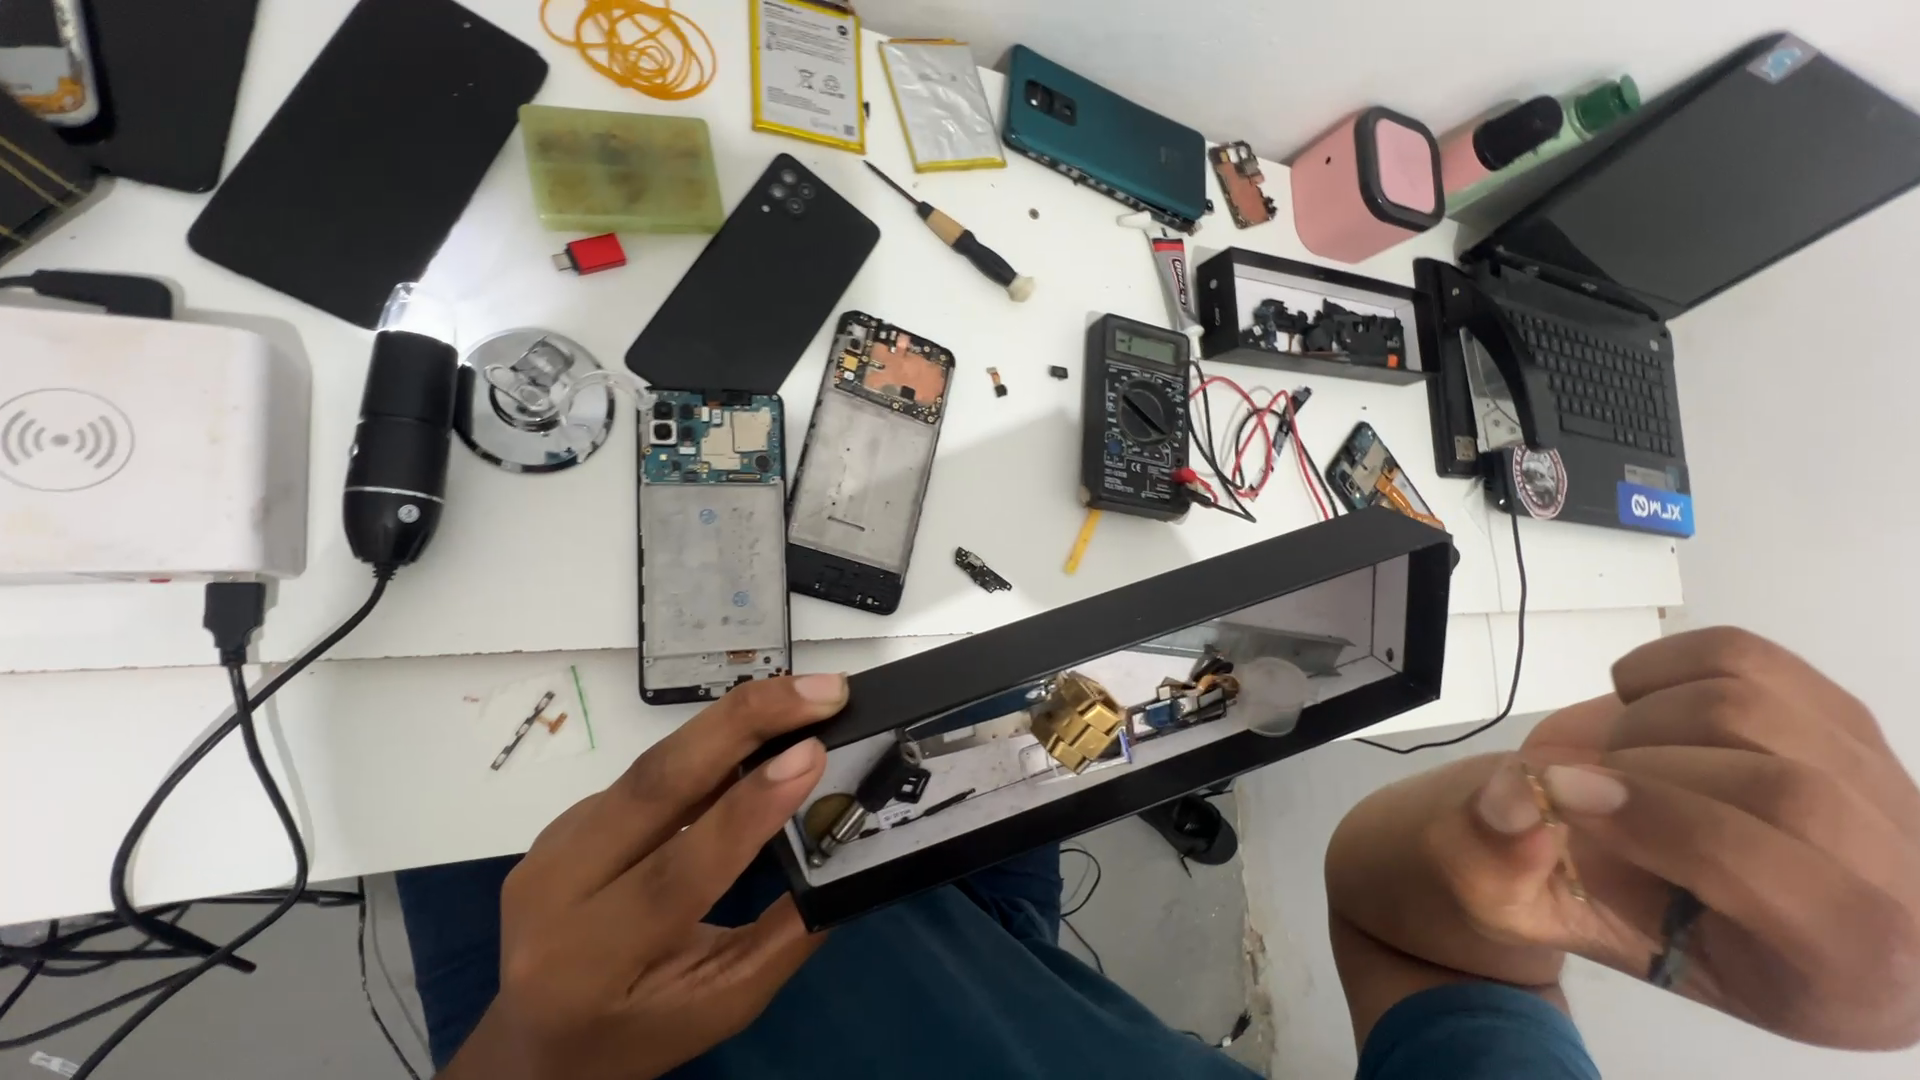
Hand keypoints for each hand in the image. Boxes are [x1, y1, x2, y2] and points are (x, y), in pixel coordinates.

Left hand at [443, 675, 843, 1079]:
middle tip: (822, 690)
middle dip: (743, 722)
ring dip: (734, 720)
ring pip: (654, 763)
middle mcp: (555, 890)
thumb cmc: (640, 1032)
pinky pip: (648, 771)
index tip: (811, 751)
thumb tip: (843, 845)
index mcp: (590, 960)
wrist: (536, 1044)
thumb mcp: (722, 1003)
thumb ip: (784, 935)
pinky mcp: (568, 818)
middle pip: (654, 784)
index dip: (746, 808)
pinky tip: (760, 727)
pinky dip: (711, 742)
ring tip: (804, 695)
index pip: (675, 871)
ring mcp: (554, 844)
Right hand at [1329, 628, 1919, 1049]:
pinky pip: (1748, 656)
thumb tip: (1516, 799)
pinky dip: (1660, 665)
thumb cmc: (1572, 894)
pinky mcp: (1833, 717)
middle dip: (1640, 767)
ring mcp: (1883, 790)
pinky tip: (1636, 707)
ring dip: (1643, 720)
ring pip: (1759, 709)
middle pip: (1786, 790)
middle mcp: (1913, 891)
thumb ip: (1495, 865)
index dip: (1668, 826)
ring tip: (1610, 755)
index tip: (1560, 794)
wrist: (1601, 851)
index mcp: (1844, 979)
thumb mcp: (1508, 905)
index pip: (1804, 892)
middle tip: (1577, 780)